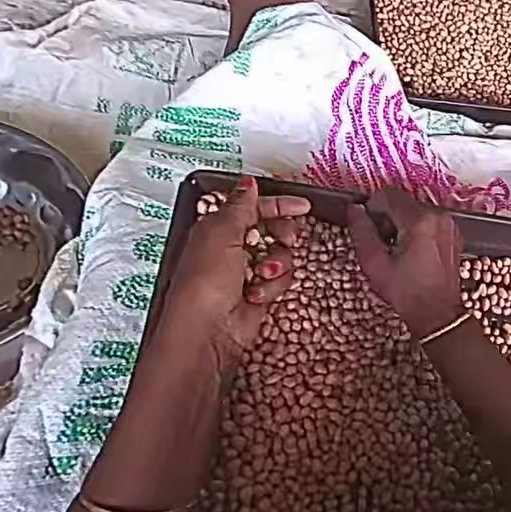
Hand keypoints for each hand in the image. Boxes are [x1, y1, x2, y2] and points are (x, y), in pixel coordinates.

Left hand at [152, 176, 309, 373]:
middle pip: (274, 230)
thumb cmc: (207, 280)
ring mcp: (249, 271)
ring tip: (262, 275)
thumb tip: (248, 183)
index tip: (303, 206)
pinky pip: (281, 279)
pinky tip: (257, 295)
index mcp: (219, 228)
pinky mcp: (261, 291)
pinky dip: (272, 286)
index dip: (278, 205)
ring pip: (282, 255)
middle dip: (282, 236)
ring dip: (277, 265)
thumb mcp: (222, 233)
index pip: (254, 208)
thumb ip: (240, 206)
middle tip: (286, 240)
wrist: (209, 329)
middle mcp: (234, 247)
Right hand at [347, 187, 463, 337]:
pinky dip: (416, 230)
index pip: (387, 195)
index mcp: (420, 221)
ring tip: (397, 251)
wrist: (437, 313)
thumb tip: (354, 210)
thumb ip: (361, 231)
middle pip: (402, 201)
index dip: (372, 209)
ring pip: (414, 210)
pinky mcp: (452, 233)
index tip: (369, 228)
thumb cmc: (408, 293)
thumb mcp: (374, 263)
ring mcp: (449, 224)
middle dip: (387, 218)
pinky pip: (428, 221)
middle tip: (383, 244)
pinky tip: (412, 253)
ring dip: (401, 224)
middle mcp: (438, 216)